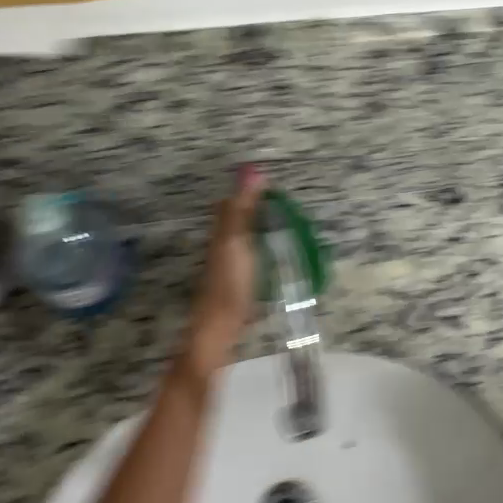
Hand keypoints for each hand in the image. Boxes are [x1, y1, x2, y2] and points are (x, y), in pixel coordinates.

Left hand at [182, 164, 264, 376]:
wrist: (219, 331)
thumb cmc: (229, 285)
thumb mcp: (236, 242)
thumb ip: (243, 210)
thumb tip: (253, 171)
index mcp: (222, 234)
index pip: (231, 204)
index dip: (247, 192)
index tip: (272, 185)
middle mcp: (222, 247)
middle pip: (236, 221)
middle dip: (254, 209)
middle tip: (281, 204)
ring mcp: (229, 268)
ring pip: (243, 239)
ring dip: (259, 229)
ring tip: (284, 226)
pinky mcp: (237, 285)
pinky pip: (250, 258)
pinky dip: (262, 250)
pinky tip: (275, 257)